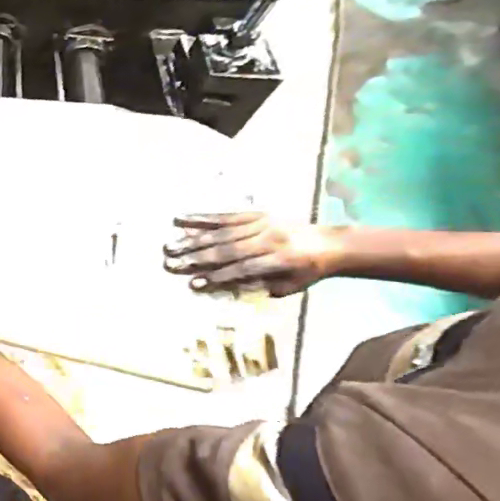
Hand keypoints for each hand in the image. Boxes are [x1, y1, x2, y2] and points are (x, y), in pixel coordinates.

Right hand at [163, 212, 341, 296]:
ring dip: (191, 240)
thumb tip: (222, 285)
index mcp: (280, 261)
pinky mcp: (254, 214)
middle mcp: (268, 239)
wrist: (330, 243)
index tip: (192, 284)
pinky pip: (224, 215)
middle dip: (195, 257)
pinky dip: (200, 218)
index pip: (242, 269)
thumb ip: (258, 286)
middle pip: (226, 249)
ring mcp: (260, 224)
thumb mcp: (289, 286)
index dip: (217, 277)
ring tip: (169, 247)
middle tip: (170, 264)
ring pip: (220, 232)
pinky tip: (179, 220)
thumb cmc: (307, 271)